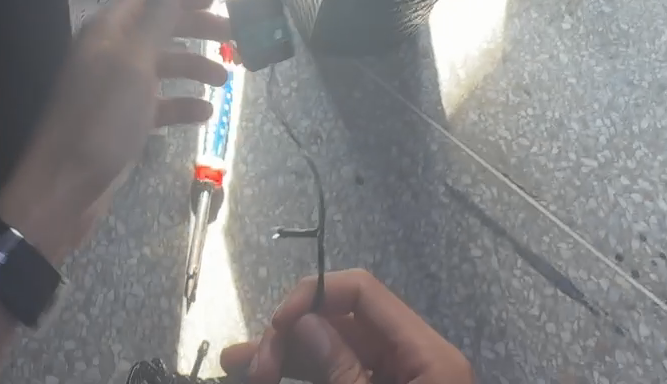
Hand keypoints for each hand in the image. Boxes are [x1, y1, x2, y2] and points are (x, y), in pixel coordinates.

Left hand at [0, 0, 230, 264]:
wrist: (66, 185)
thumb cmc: (102, 118)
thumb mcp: (133, 62)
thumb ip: (154, 20)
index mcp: (110, 30)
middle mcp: (112, 51)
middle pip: (160, 28)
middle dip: (196, 29)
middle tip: (234, 36)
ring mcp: (117, 86)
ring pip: (162, 65)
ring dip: (194, 67)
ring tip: (225, 80)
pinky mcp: (123, 118)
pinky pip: (158, 102)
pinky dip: (182, 104)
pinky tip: (204, 113)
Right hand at [220, 270, 472, 383]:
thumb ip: (339, 367)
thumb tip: (305, 319)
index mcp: (426, 353)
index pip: (362, 291)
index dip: (314, 294)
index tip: (275, 323)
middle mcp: (412, 359)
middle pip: (341, 321)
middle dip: (290, 334)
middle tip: (248, 363)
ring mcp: (396, 381)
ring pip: (332, 349)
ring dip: (288, 355)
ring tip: (240, 365)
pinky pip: (337, 374)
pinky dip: (304, 375)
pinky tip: (268, 377)